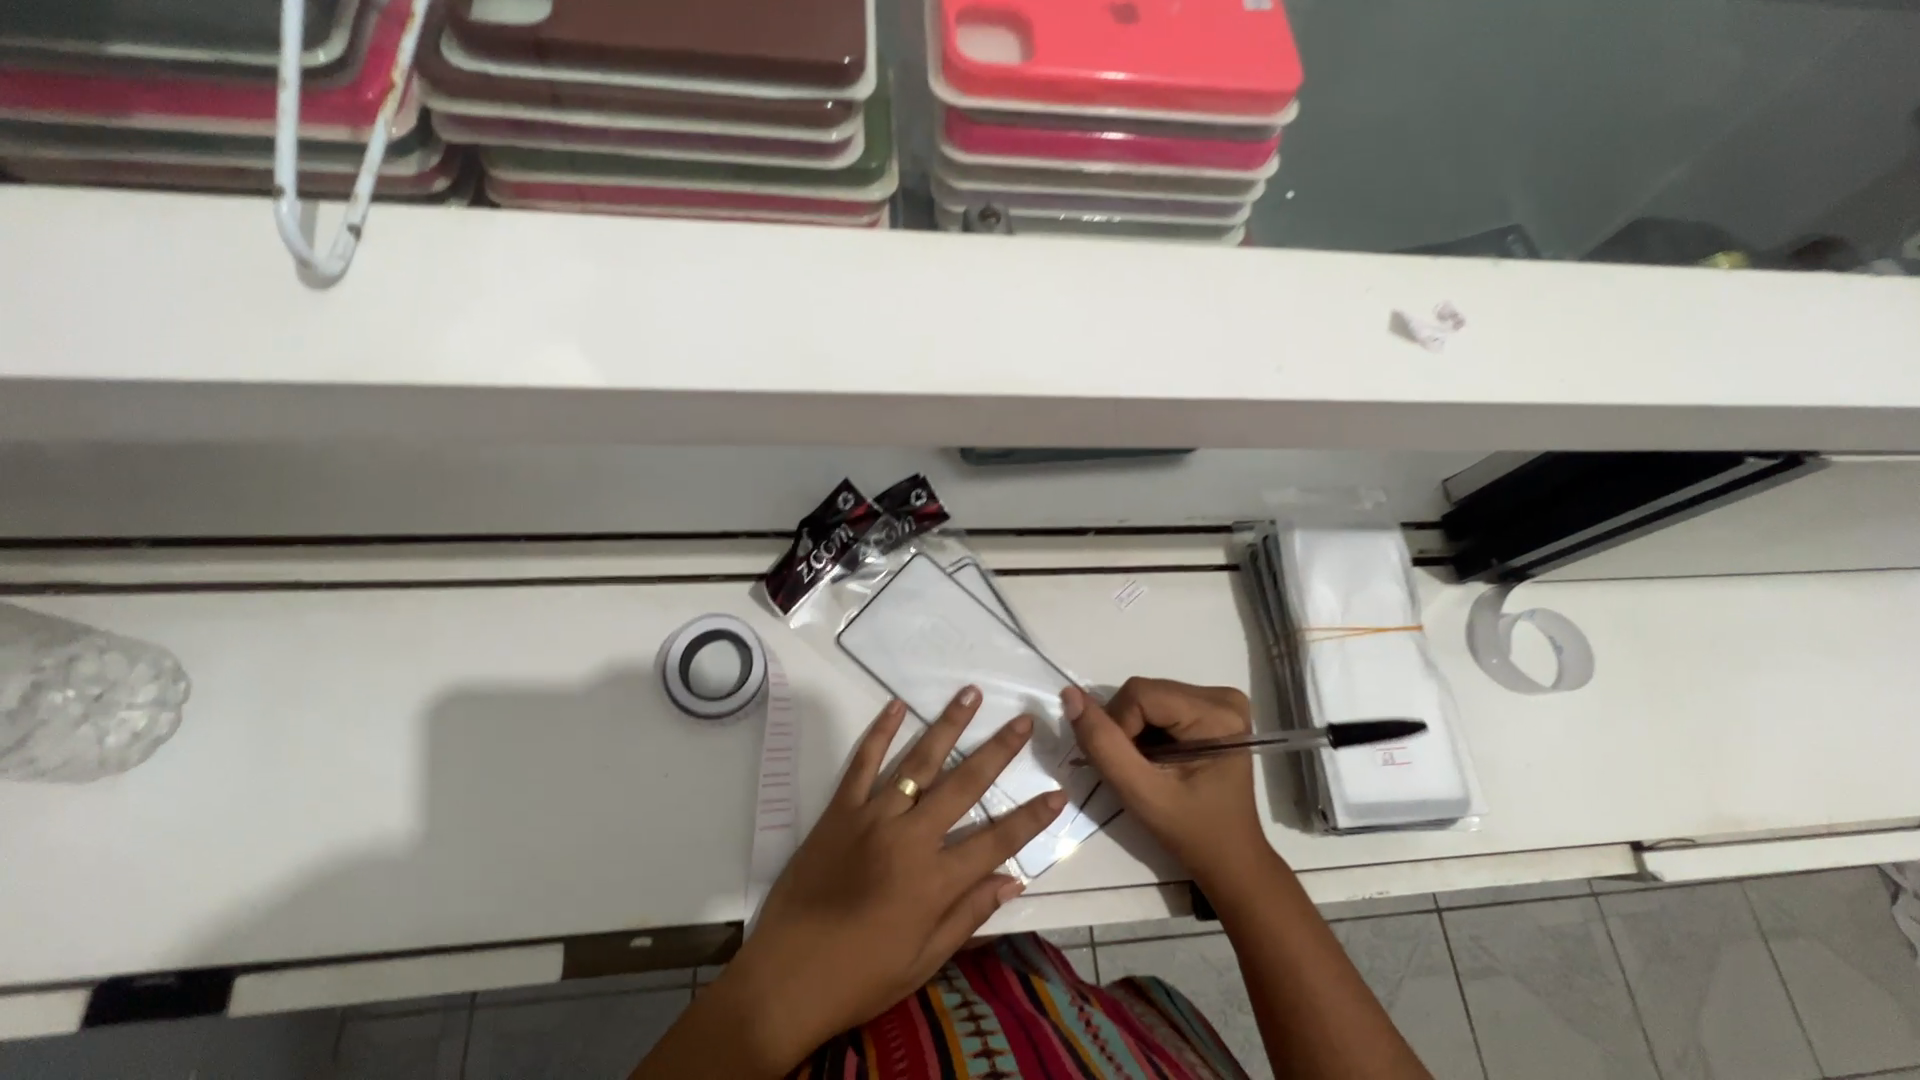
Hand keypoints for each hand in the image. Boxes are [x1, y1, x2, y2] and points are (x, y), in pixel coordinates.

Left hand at [713, 689, 1067, 1070]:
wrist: (785, 977)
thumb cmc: (860, 978)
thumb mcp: (924, 960)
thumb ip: (969, 915)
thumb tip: (1013, 879)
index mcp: (935, 882)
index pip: (997, 840)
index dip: (1031, 818)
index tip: (1059, 793)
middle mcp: (909, 839)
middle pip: (964, 786)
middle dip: (998, 751)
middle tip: (1024, 721)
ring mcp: (871, 819)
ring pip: (918, 763)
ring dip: (947, 726)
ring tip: (970, 694)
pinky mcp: (838, 813)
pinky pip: (862, 765)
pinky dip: (880, 733)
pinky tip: (896, 706)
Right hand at [1064, 678, 1267, 888]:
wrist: (1227, 857)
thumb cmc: (1189, 831)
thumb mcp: (1140, 792)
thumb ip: (1102, 744)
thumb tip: (1070, 695)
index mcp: (1217, 714)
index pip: (1139, 694)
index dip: (1118, 727)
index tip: (1128, 767)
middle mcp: (1223, 698)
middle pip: (1144, 692)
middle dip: (1126, 729)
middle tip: (1135, 769)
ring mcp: (1221, 702)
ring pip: (1148, 697)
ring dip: (1134, 730)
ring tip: (1147, 766)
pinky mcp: (1213, 710)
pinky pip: (1160, 704)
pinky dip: (1147, 730)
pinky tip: (1158, 758)